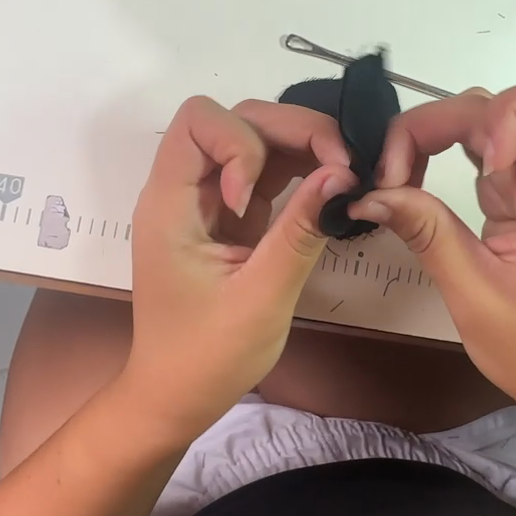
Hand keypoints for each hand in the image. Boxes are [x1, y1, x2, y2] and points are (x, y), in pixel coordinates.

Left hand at [123, 97, 354, 434]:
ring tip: (344, 172)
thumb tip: (343, 175)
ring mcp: (212, 199)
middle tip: (340, 165)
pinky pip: (269, 171)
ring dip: (303, 145)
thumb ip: (300, 232)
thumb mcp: (261, 298)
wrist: (178, 395)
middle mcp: (187, 189)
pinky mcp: (235, 214)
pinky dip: (302, 169)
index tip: (256, 198)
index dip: (239, 142)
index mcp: (171, 204)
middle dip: (290, 130)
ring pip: (258, 139)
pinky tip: (331, 186)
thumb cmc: (207, 357)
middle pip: (237, 120)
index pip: (198, 121)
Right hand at [348, 78, 515, 415]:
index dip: (513, 111)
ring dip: (433, 135)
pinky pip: (476, 149)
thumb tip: (368, 193)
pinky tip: (409, 183)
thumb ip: (427, 233)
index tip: (478, 163)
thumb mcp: (475, 295)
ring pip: (484, 120)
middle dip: (441, 123)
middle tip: (391, 173)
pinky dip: (438, 155)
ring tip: (392, 178)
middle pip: (503, 105)